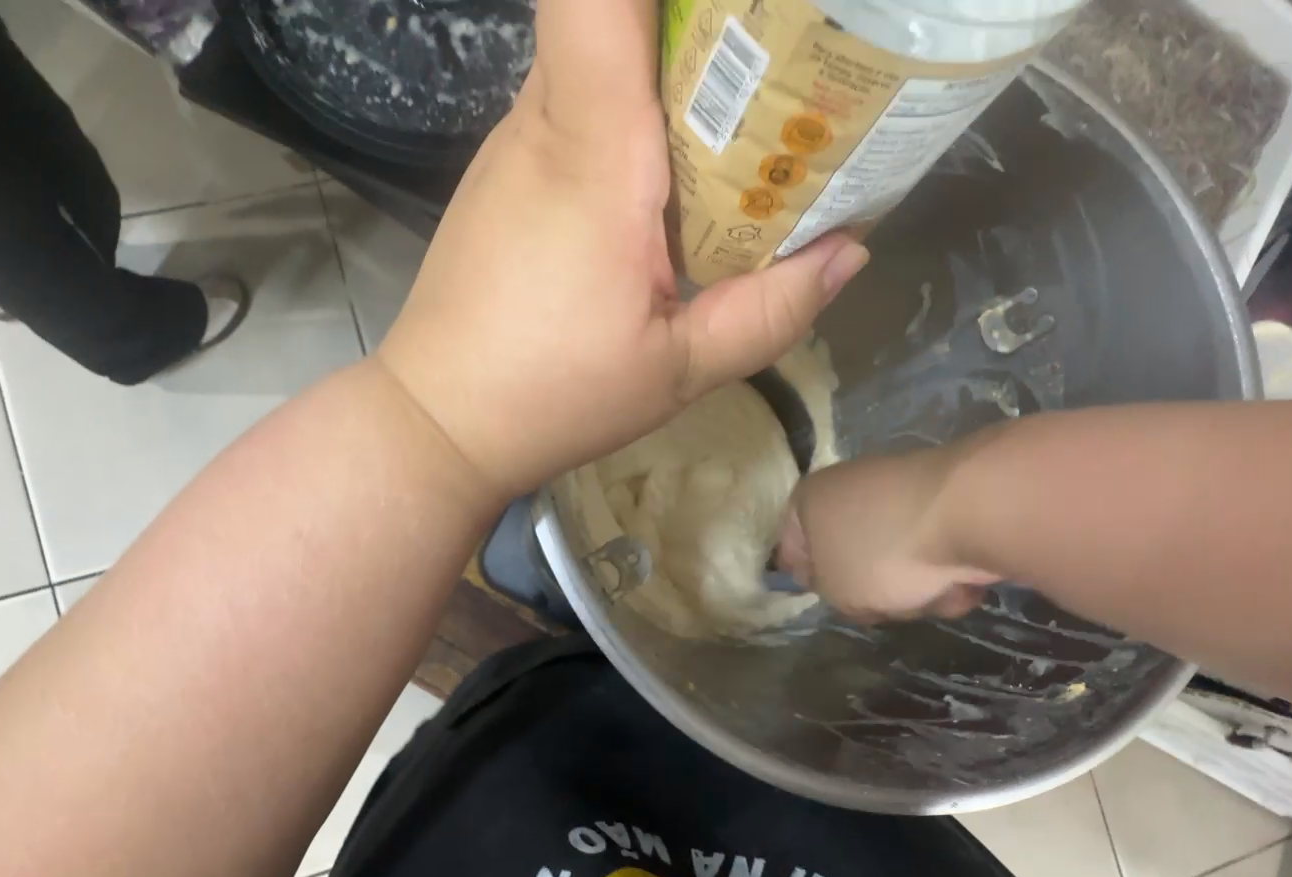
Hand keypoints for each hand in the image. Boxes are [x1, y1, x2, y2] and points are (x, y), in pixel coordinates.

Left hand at [374, 0, 868, 497]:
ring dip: (674, 65)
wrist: (441, 420)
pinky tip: (674, 166)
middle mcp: (546, 118)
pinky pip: (579, 96)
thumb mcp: (678, 372)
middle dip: (706, 20)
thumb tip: (850, 251)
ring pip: (602, 51)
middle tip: (781, 59)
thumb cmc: (551, 398)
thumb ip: (769, 311)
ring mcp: (518, 138)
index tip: (739, 6)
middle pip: (619, 11)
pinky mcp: (508, 166)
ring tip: (746, 110)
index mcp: (594, 151)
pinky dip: (635, 106)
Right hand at [776, 447, 1003, 621]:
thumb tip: (842, 577)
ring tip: (932, 595)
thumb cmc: (882, 551)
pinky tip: (962, 583)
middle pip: (851, 557)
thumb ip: (825, 587)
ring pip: (896, 559)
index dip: (806, 579)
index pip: (791, 547)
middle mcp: (851, 487)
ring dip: (915, 589)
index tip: (827, 600)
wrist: (971, 512)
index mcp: (810, 499)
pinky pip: (936, 551)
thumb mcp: (835, 590)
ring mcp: (902, 492)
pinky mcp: (948, 502)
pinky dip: (947, 573)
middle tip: (883, 605)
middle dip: (872, 590)